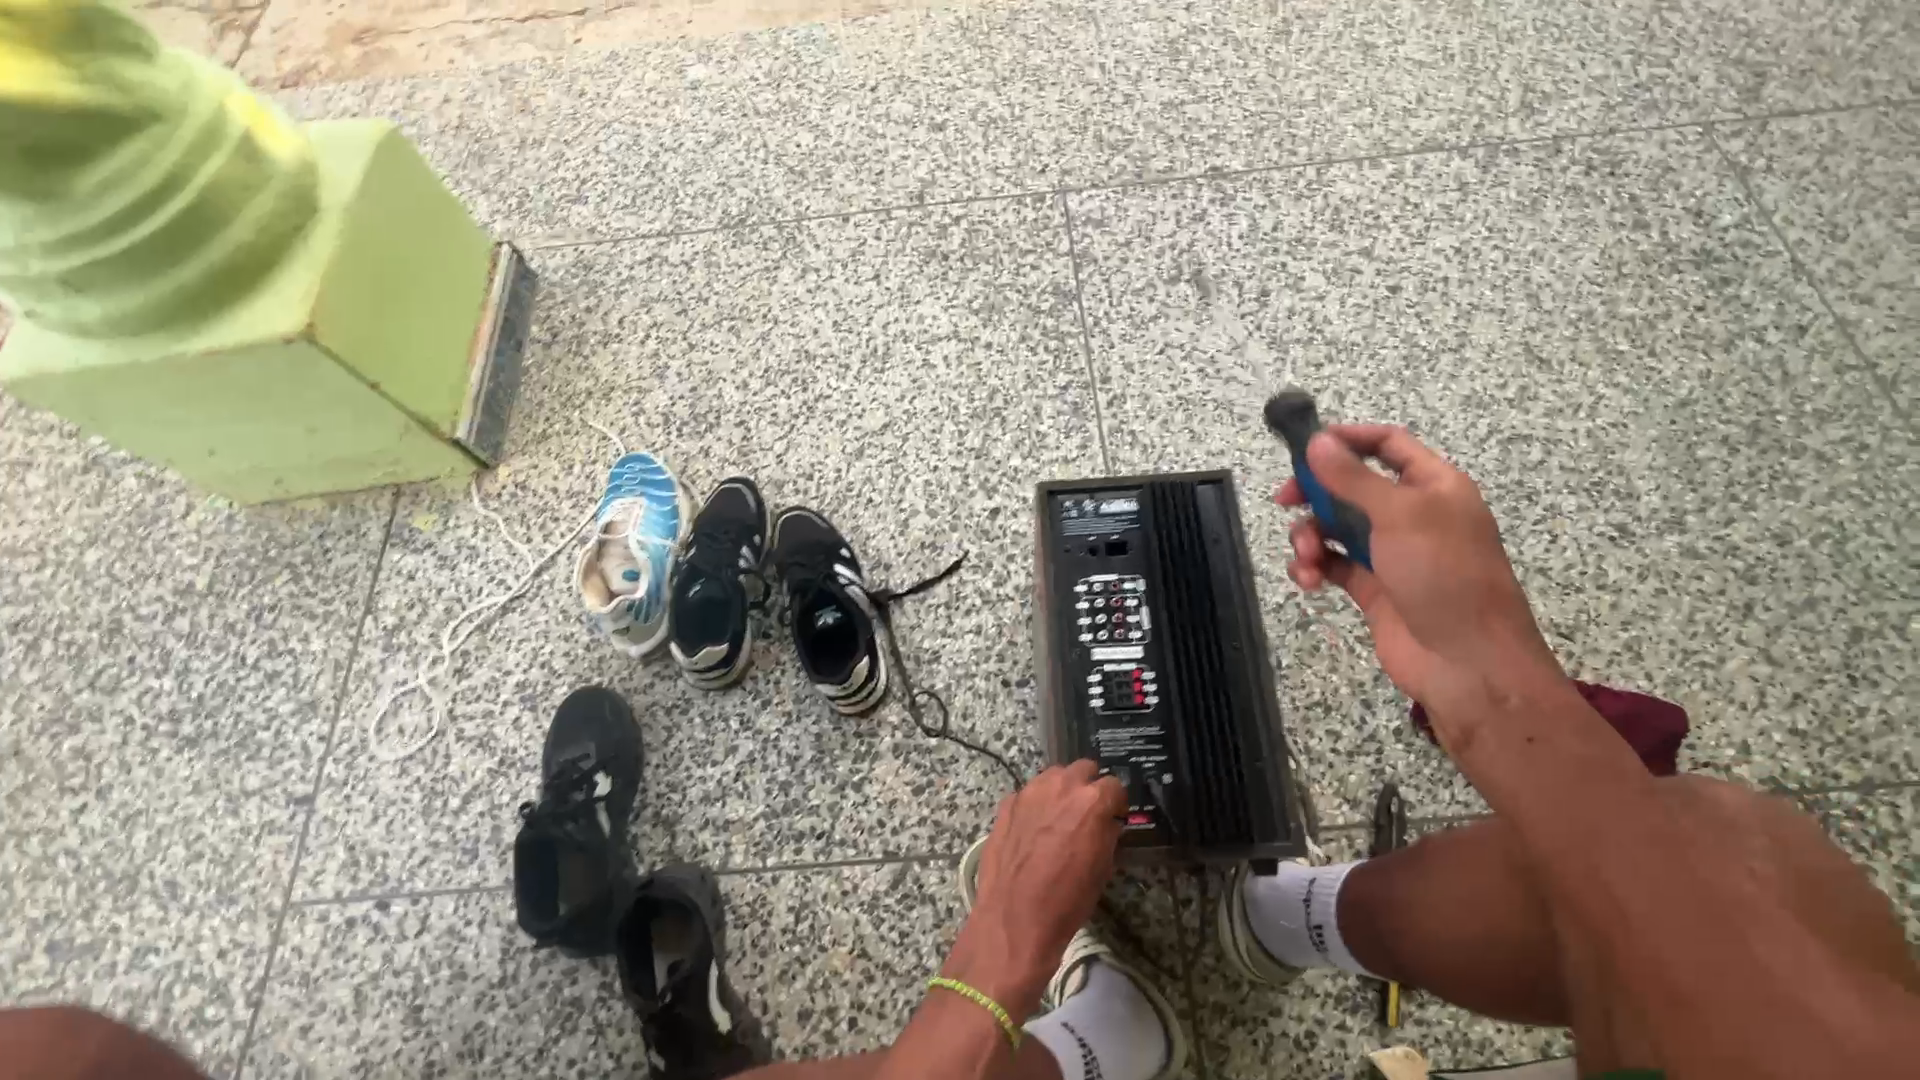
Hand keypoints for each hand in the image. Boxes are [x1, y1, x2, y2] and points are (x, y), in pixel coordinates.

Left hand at [944, 762, 1125, 1018]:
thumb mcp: (1103, 868)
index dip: (1117, 803)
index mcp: (1092, 801)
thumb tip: (1107, 822)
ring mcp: (1030, 792)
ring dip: (1062, 790)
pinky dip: (1035, 804)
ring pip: (1053, 776)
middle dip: (1089, 786)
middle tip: (1089, 812)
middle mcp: (1061, 786)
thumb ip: (1107, 834)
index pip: (1115, 785)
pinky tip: (1033, 829)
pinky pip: (1028, 794)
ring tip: (1060, 817)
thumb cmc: (1068, 899)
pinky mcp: (1007, 804)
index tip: (1115, 816)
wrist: (1015, 917)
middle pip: (1083, 769)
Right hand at [1275, 425, 1561, 720]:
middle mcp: (1412, 515)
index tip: (1303, 445)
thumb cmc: (1445, 576)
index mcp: (1433, 486)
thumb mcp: (1399, 515)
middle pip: (1350, 486)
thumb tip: (1317, 440)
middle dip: (1315, 493)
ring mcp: (1391, 553)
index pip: (1387, 444)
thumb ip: (1352, 477)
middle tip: (1285, 500)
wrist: (1466, 662)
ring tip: (1306, 557)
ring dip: (1310, 537)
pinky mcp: (1372, 587)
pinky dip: (1314, 568)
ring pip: (1334, 528)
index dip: (1347, 439)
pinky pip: (1332, 565)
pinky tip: (1307, 580)